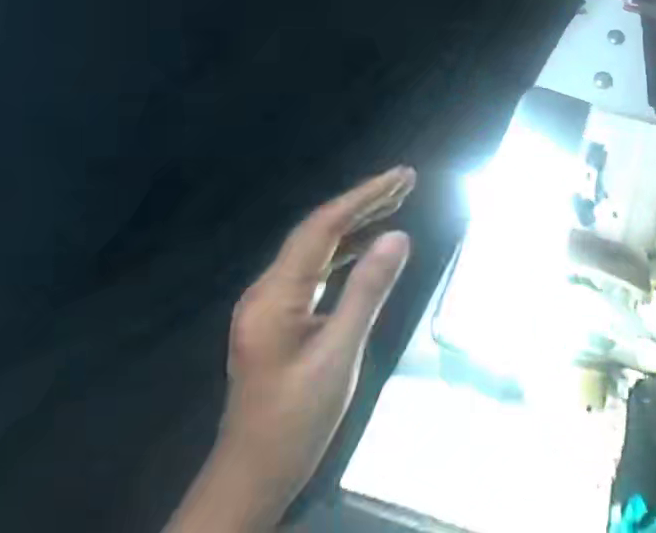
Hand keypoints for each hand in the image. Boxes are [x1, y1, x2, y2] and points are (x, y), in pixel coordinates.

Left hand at [167, 166, 414, 532]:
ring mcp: (269, 304)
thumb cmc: (295, 422)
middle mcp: (267, 289)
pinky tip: (368, 249)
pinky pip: (314, 271)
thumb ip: (368, 292)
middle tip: (405, 180)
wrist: (250, 478)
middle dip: (362, 203)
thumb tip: (399, 236)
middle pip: (318, 232)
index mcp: (275, 294)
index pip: (323, 227)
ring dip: (355, 225)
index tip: (402, 177)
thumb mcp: (339, 355)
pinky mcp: (277, 319)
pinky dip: (344, 253)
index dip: (364, 197)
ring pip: (316, 250)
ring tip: (395, 203)